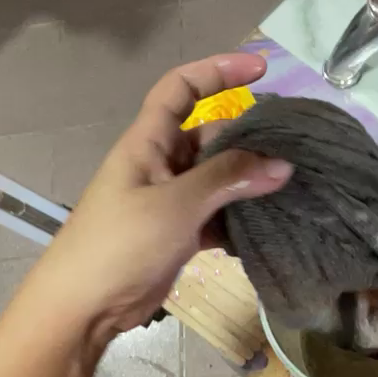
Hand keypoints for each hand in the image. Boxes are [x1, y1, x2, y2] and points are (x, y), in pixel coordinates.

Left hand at [24, 54, 292, 342]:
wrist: (84, 307)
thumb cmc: (120, 244)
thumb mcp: (176, 204)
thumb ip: (228, 179)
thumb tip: (282, 163)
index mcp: (148, 142)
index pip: (181, 88)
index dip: (217, 71)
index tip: (261, 69)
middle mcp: (161, 164)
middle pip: (210, 135)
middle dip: (248, 136)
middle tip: (293, 144)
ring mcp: (171, 200)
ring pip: (219, 178)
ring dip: (249, 181)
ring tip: (292, 184)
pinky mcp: (179, 233)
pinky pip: (218, 213)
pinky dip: (240, 218)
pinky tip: (269, 226)